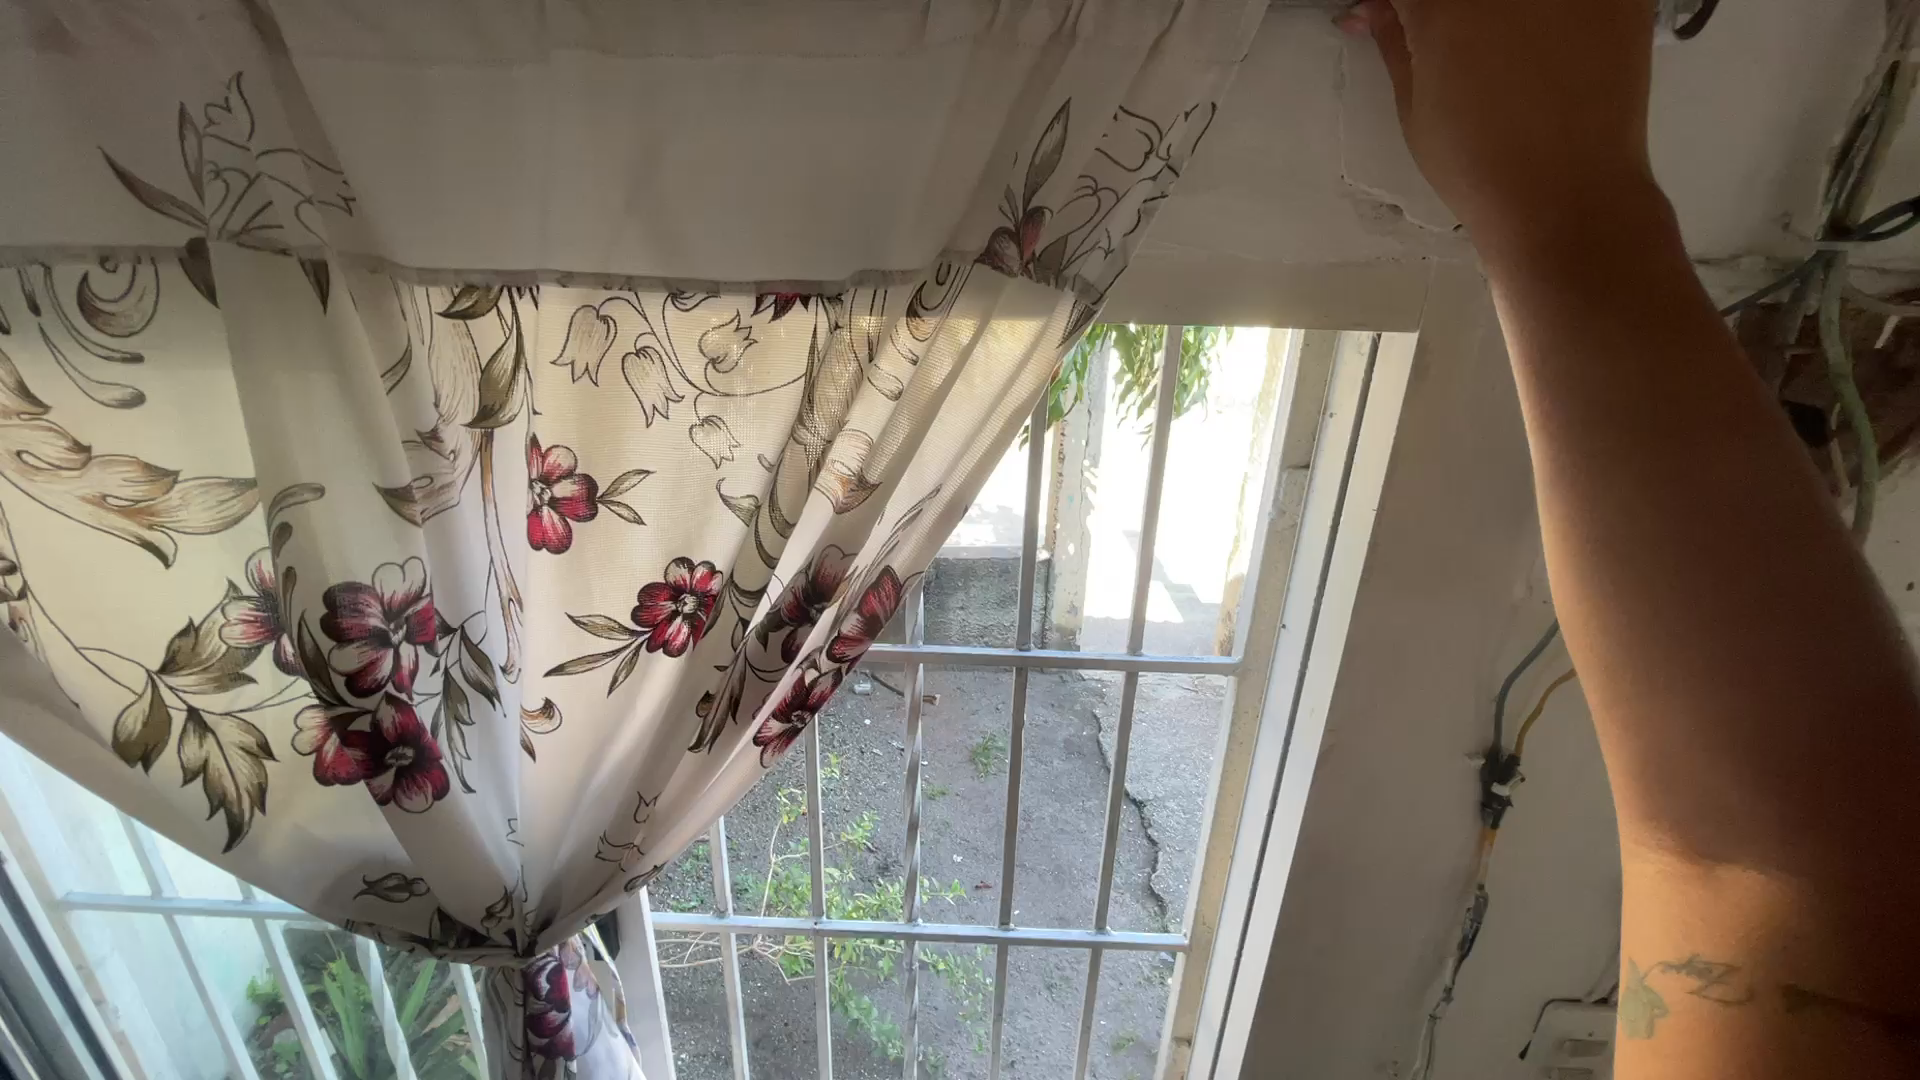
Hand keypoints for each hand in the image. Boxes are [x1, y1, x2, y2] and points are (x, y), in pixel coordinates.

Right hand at [1339, 0, 1664, 259]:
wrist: (1562, 190)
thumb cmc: (1472, 161)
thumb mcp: (1415, 108)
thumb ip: (1395, 44)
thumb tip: (1367, 10)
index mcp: (1446, 4)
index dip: (1392, 5)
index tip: (1386, 18)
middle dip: (1442, 10)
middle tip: (1439, 40)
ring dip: (1493, 17)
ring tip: (1495, 53)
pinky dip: (1546, 16)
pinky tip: (1541, 46)